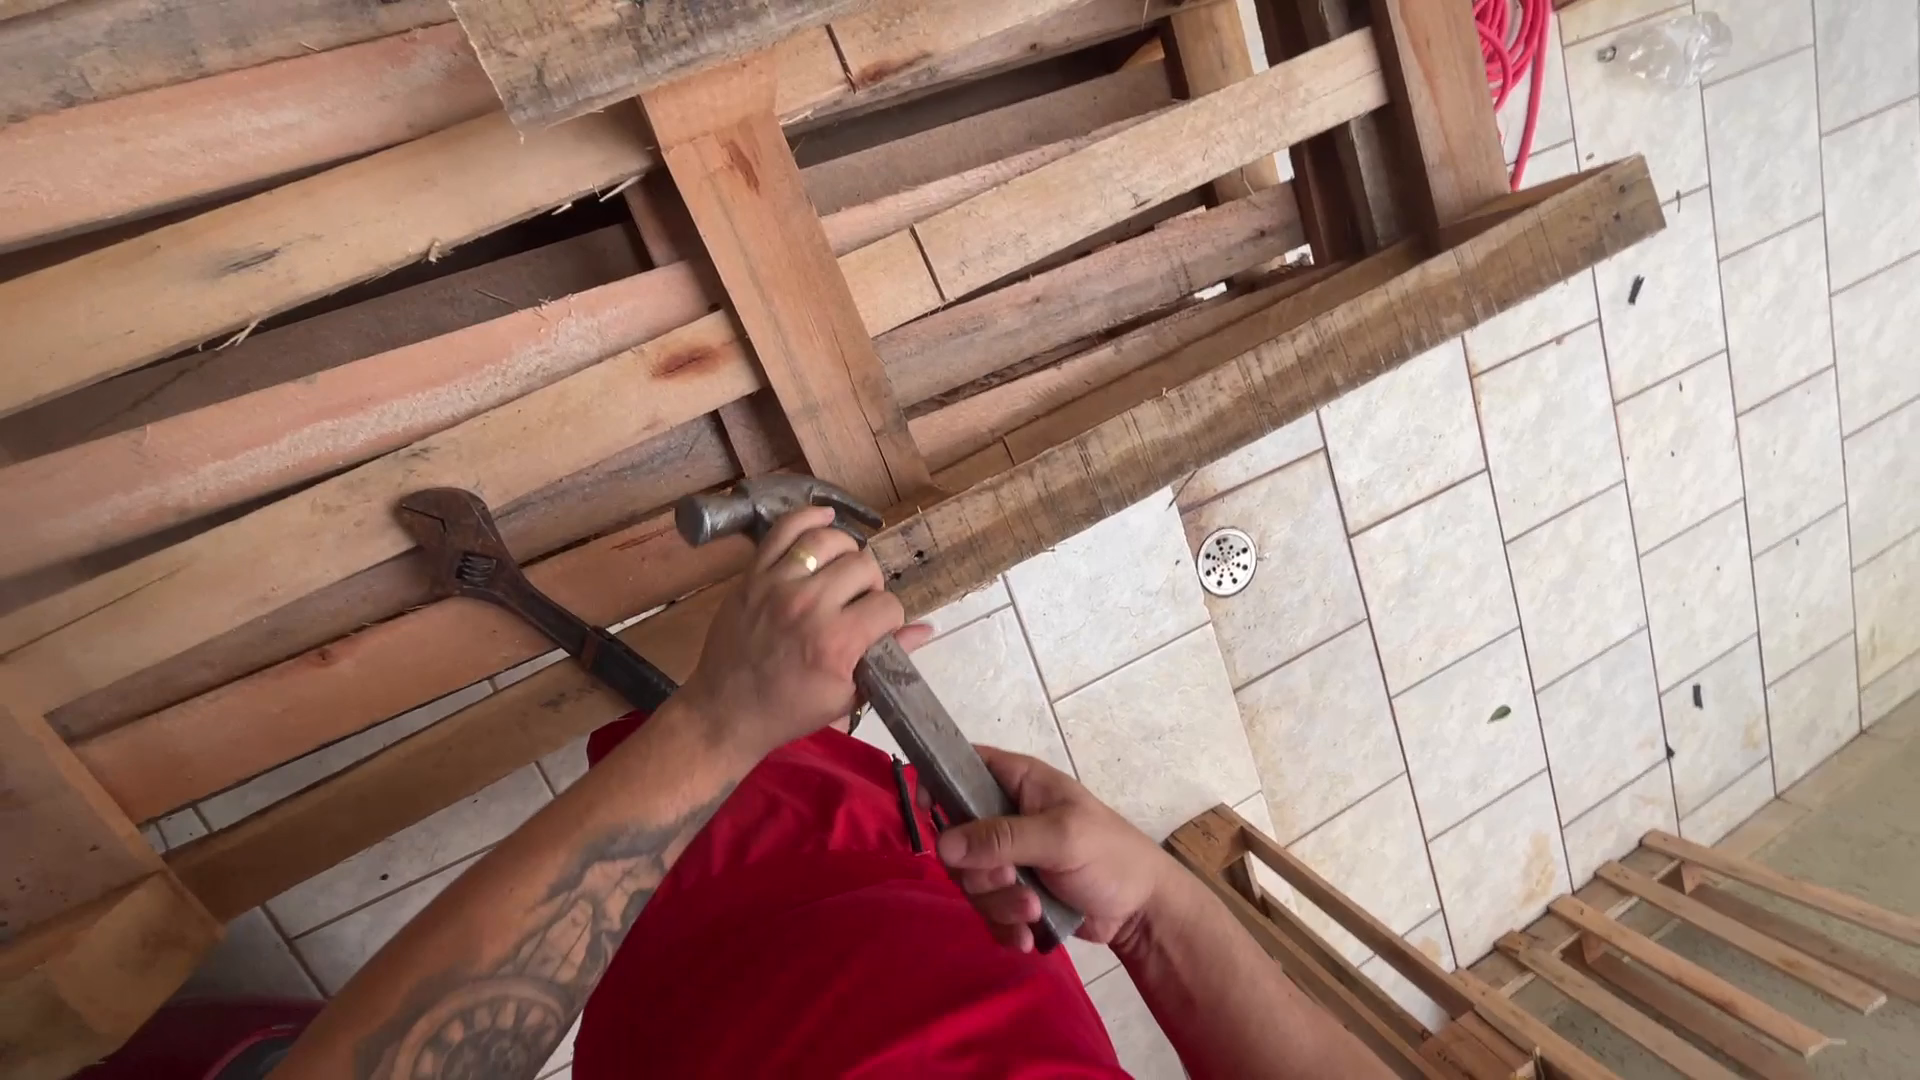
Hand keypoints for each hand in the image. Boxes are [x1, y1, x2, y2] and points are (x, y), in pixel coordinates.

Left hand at [678, 506, 931, 758]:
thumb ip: (889, 657)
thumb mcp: (847, 696)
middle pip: (864, 566)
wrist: (726, 712)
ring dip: (845, 553)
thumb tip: (926, 629)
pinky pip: (785, 529)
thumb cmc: (789, 710)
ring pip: (830, 540)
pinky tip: (826, 518)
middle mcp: (809, 606)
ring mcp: (777, 585)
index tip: (877, 629)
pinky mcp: (753, 575)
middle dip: (870, 585)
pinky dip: (809, 516)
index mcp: (836, 642)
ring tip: (841, 573)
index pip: (887, 605)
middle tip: (857, 604)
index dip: (889, 618)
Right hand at [932, 745, 1184, 953]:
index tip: (932, 814)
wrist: (1142, 912)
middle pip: (957, 835)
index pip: (963, 764)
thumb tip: (943, 844)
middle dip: (981, 870)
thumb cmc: (1110, 855)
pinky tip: (1026, 936)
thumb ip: (1003, 837)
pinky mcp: (1012, 892)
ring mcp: (1007, 855)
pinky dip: (1003, 926)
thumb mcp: (1061, 838)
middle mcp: (1005, 813)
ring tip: (1032, 912)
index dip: (940, 782)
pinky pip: (985, 908)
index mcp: (1018, 781)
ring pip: (970, 877)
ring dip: (997, 903)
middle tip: (1012, 880)